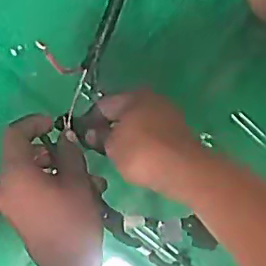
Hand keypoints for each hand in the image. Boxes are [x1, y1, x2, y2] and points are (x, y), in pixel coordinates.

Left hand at [0, 114, 105, 265]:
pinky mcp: (18, 216)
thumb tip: (64, 137)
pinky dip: (50, 184)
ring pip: (30, 174)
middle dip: (50, 151)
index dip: (33, 122)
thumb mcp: (78, 180)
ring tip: (87, 178)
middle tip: (74, 154)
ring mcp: (9, 203)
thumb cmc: (74, 220)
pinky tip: (78, 192)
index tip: (53, 122)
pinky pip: (30, 190)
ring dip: (55, 170)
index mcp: (15, 173)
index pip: (14, 134)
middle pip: (22, 155)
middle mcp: (4, 186)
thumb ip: (69, 152)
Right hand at [93, 89, 208, 200]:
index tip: (82, 138)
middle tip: (100, 148)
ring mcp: (170, 116)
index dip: (89, 121)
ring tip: (119, 156)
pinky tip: (140, 159)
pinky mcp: (180, 134)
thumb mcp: (112, 147)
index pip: (103, 105)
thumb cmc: (141, 154)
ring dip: (129, 136)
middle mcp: (153, 99)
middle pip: (125, 112)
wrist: (183, 170)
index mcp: (133, 96)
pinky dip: (145, 144)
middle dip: (111, 127)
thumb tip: (93, 133)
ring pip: (141, 124)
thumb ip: (100, 138)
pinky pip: (155, 136)